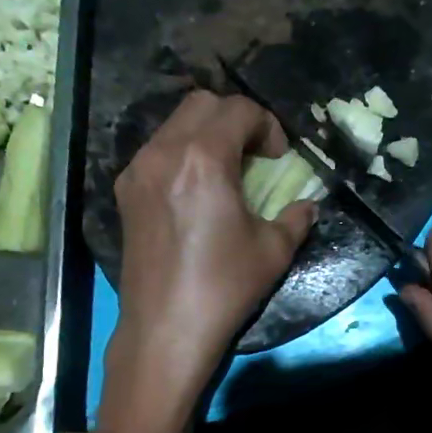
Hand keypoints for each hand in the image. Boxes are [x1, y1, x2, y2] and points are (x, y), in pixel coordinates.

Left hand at [111, 91, 316, 403]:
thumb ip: (295, 217)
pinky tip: (193, 190)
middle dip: (233, 119)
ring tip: (223, 171)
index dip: (267, 125)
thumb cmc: (223, 288)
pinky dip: (179, 154)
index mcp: (203, 159)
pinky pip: (155, 152)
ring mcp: (138, 172)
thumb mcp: (273, 251)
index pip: (238, 109)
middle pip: (201, 104)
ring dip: (204, 134)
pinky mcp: (125, 194)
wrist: (165, 328)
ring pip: (173, 125)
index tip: (278, 157)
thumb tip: (306, 205)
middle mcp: (163, 153)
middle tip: (252, 155)